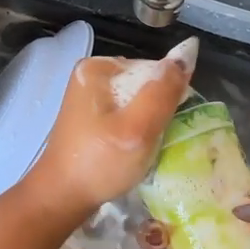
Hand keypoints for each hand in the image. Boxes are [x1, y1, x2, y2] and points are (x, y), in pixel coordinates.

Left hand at [26, 39, 194, 213]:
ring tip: (141, 149)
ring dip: (147, 124)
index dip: (166, 99)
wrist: (61, 198)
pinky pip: (125, 115)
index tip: (163, 126)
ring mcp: (88, 97)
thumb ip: (164, 91)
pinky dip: (134, 131)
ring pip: (137, 103)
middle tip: (151, 141)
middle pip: (145, 85)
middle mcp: (90, 75)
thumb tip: (188, 50)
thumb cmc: (100, 162)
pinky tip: (129, 151)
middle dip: (155, 112)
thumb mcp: (138, 128)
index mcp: (98, 67)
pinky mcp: (89, 118)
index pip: (153, 71)